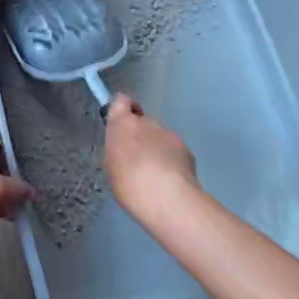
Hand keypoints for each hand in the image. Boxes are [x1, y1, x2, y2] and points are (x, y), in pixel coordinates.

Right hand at [104, 93, 199, 214]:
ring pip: (161, 137)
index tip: (123, 123)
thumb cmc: (129, 183)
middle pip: (143, 122)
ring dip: (158, 149)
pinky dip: (172, 161)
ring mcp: (169, 134)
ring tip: (156, 175)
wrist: (167, 197)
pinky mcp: (186, 149)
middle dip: (141, 137)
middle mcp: (147, 122)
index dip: (123, 109)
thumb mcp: (112, 167)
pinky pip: (175, 151)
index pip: (121, 100)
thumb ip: (118, 150)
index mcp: (123, 124)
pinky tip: (170, 180)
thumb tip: (126, 148)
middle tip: (139, 160)